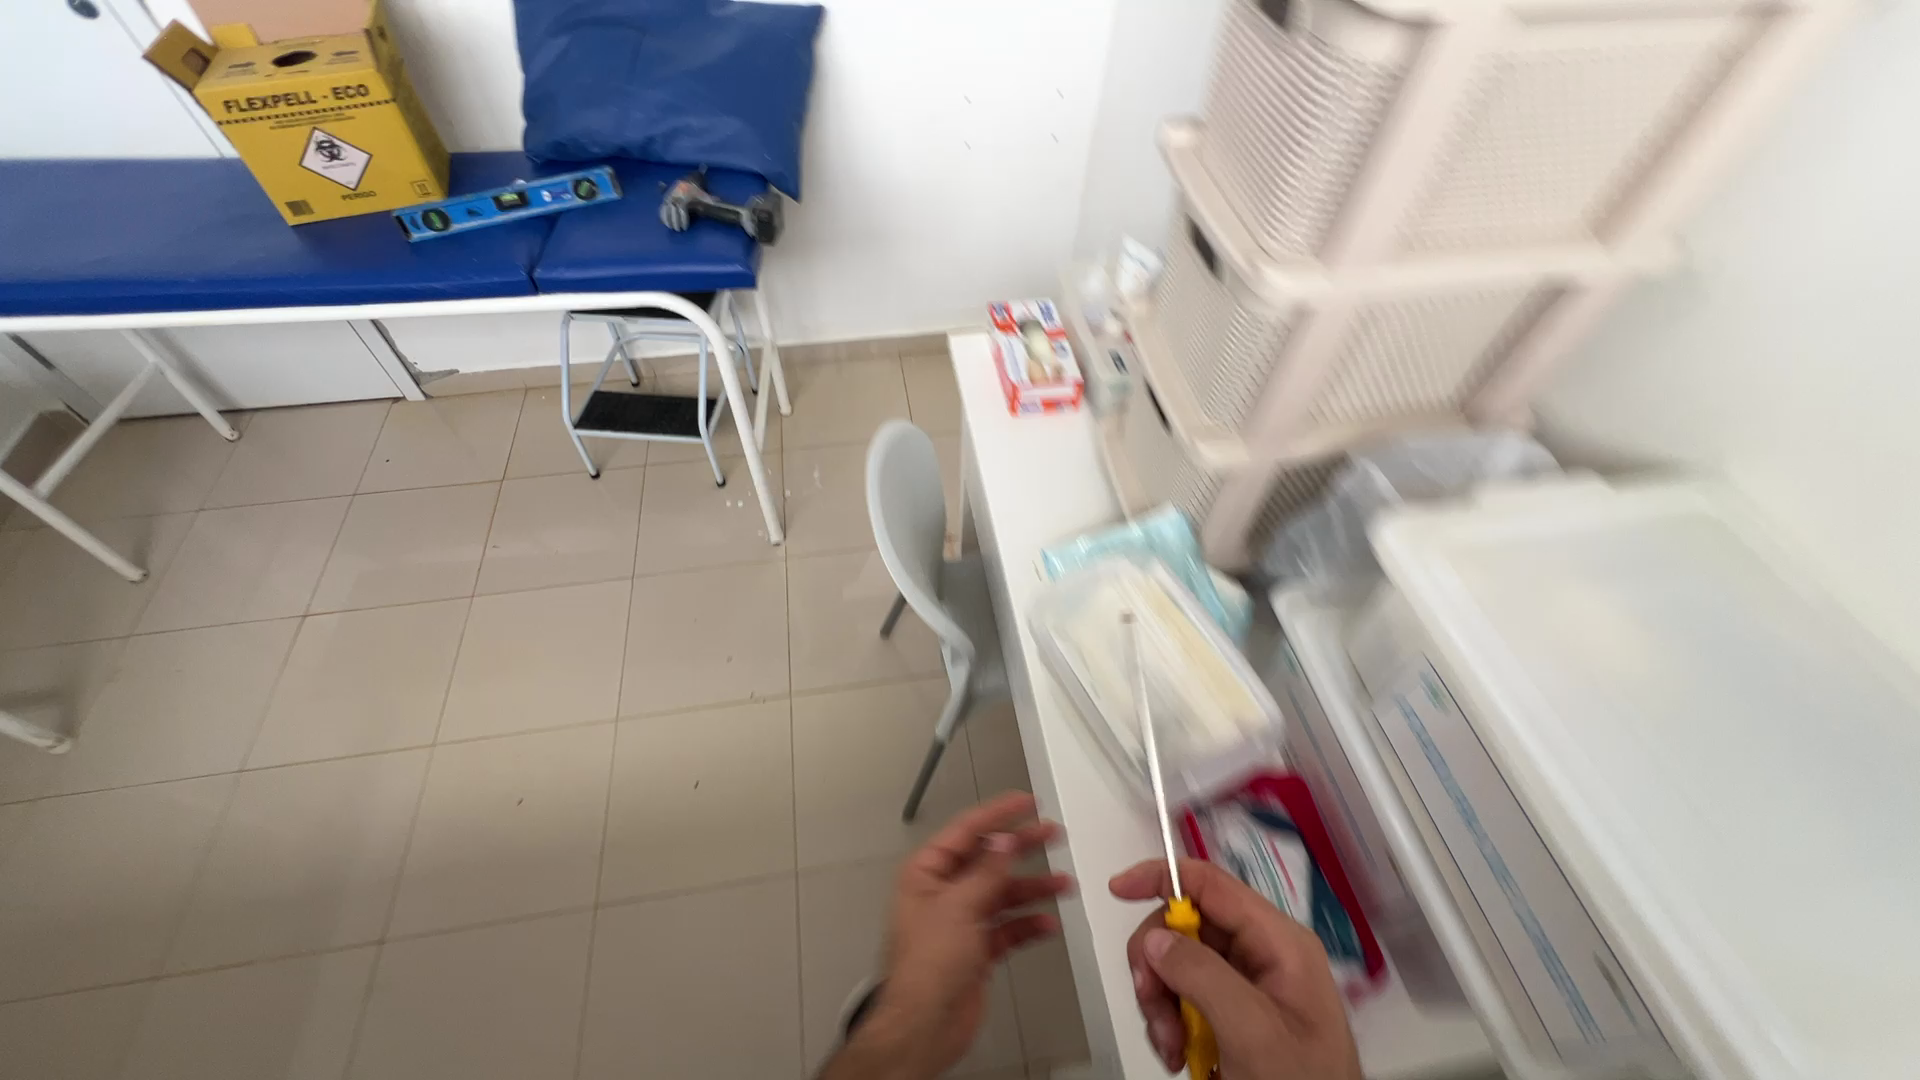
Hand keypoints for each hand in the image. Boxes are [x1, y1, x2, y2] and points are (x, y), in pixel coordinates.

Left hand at [822, 792, 1074, 1079]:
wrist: (925, 1026)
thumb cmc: (927, 965)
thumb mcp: (958, 907)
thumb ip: (986, 872)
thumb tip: (1005, 840)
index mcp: (927, 872)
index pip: (967, 831)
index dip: (997, 814)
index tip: (1025, 801)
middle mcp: (944, 891)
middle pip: (989, 860)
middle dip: (1021, 848)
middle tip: (1053, 834)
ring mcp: (962, 920)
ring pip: (1003, 894)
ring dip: (1032, 888)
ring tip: (1064, 882)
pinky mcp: (978, 948)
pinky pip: (1008, 927)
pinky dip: (1028, 924)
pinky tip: (1047, 922)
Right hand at [1109, 857, 1361, 1079]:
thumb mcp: (1252, 1031)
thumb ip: (1202, 975)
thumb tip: (1155, 939)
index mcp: (1277, 941)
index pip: (1209, 883)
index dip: (1160, 877)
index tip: (1118, 890)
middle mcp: (1260, 952)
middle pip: (1184, 925)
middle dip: (1157, 963)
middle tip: (1152, 1005)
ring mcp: (1245, 984)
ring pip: (1176, 961)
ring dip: (1160, 1001)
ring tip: (1170, 1045)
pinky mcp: (1231, 1013)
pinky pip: (1181, 995)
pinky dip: (1168, 1021)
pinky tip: (1179, 1053)